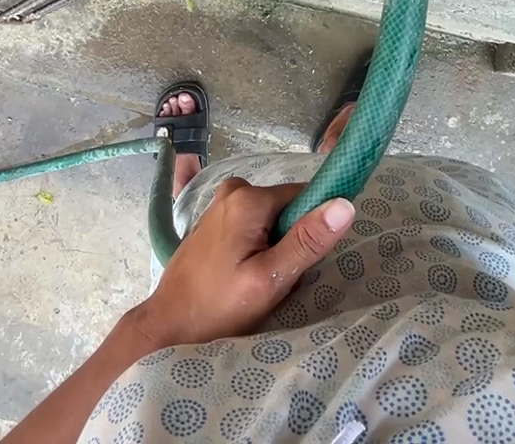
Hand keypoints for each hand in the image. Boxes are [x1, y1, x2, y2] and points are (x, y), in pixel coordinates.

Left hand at [127, 179, 353, 348]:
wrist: (169, 324)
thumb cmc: (218, 306)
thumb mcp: (270, 279)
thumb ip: (307, 240)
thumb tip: (345, 203)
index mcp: (248, 197)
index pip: (304, 197)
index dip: (311, 230)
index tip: (302, 263)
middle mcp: (235, 190)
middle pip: (286, 210)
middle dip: (290, 243)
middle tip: (277, 279)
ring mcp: (222, 204)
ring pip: (271, 221)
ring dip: (274, 249)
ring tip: (259, 281)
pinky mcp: (216, 220)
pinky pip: (253, 226)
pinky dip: (257, 249)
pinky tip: (245, 275)